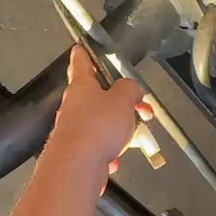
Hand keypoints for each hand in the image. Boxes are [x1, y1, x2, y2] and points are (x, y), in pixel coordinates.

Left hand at [44, 49, 146, 176]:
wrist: (76, 167)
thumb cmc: (97, 127)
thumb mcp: (123, 100)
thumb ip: (130, 89)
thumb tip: (131, 89)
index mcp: (82, 86)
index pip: (81, 63)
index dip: (83, 54)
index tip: (80, 48)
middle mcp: (73, 106)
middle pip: (97, 97)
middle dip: (121, 102)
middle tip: (142, 108)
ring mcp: (74, 131)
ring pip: (101, 124)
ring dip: (119, 130)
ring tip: (135, 138)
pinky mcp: (77, 153)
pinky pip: (98, 148)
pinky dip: (110, 152)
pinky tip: (115, 159)